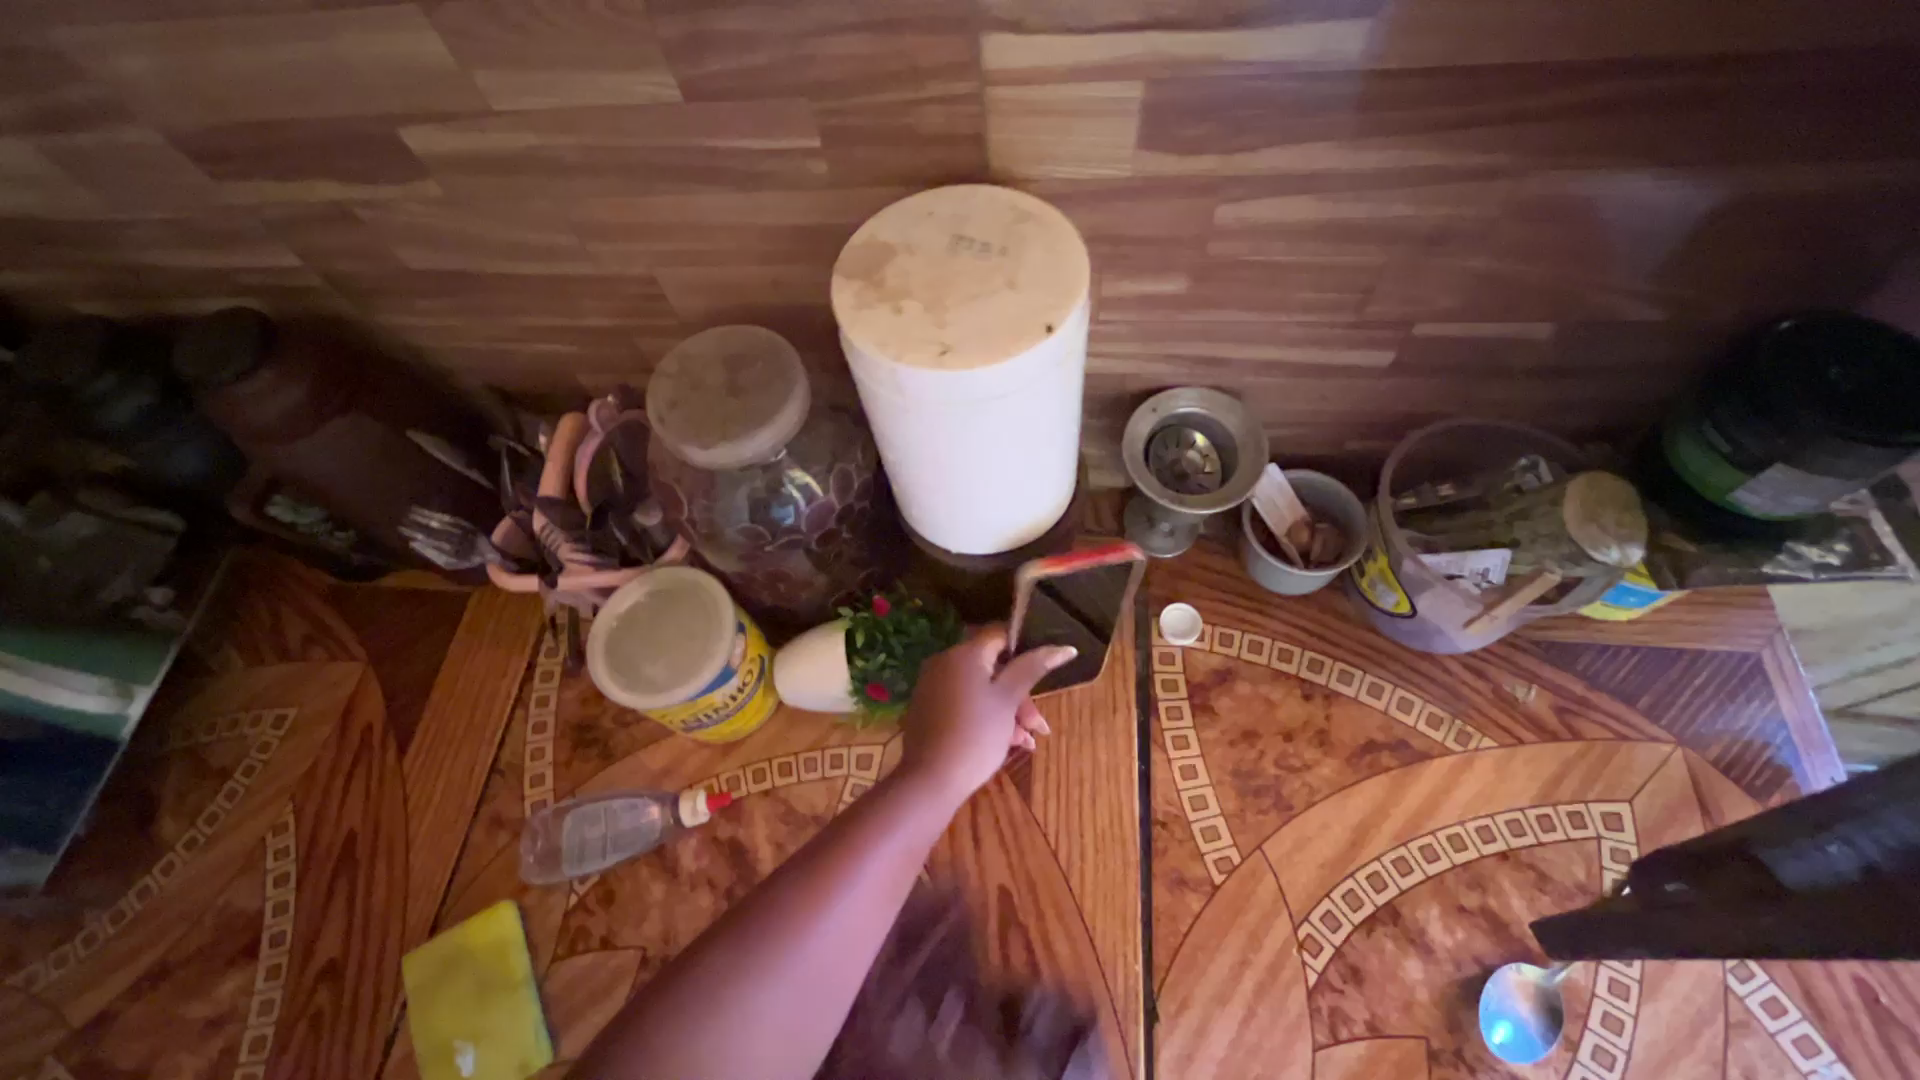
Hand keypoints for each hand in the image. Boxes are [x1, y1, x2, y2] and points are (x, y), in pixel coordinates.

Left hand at [897, 625, 1074, 804]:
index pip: (1000, 634)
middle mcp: (945, 663)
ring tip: (1026, 742)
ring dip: (1008, 711)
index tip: (1042, 676)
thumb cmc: (975, 735)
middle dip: (1020, 695)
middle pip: (993, 667)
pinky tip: (1006, 743)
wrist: (929, 780)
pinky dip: (986, 717)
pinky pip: (965, 703)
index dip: (1025, 650)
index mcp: (964, 653)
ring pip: (981, 689)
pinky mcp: (929, 710)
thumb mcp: (1008, 700)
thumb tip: (1065, 647)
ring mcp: (934, 687)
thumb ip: (1033, 668)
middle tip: (1038, 726)